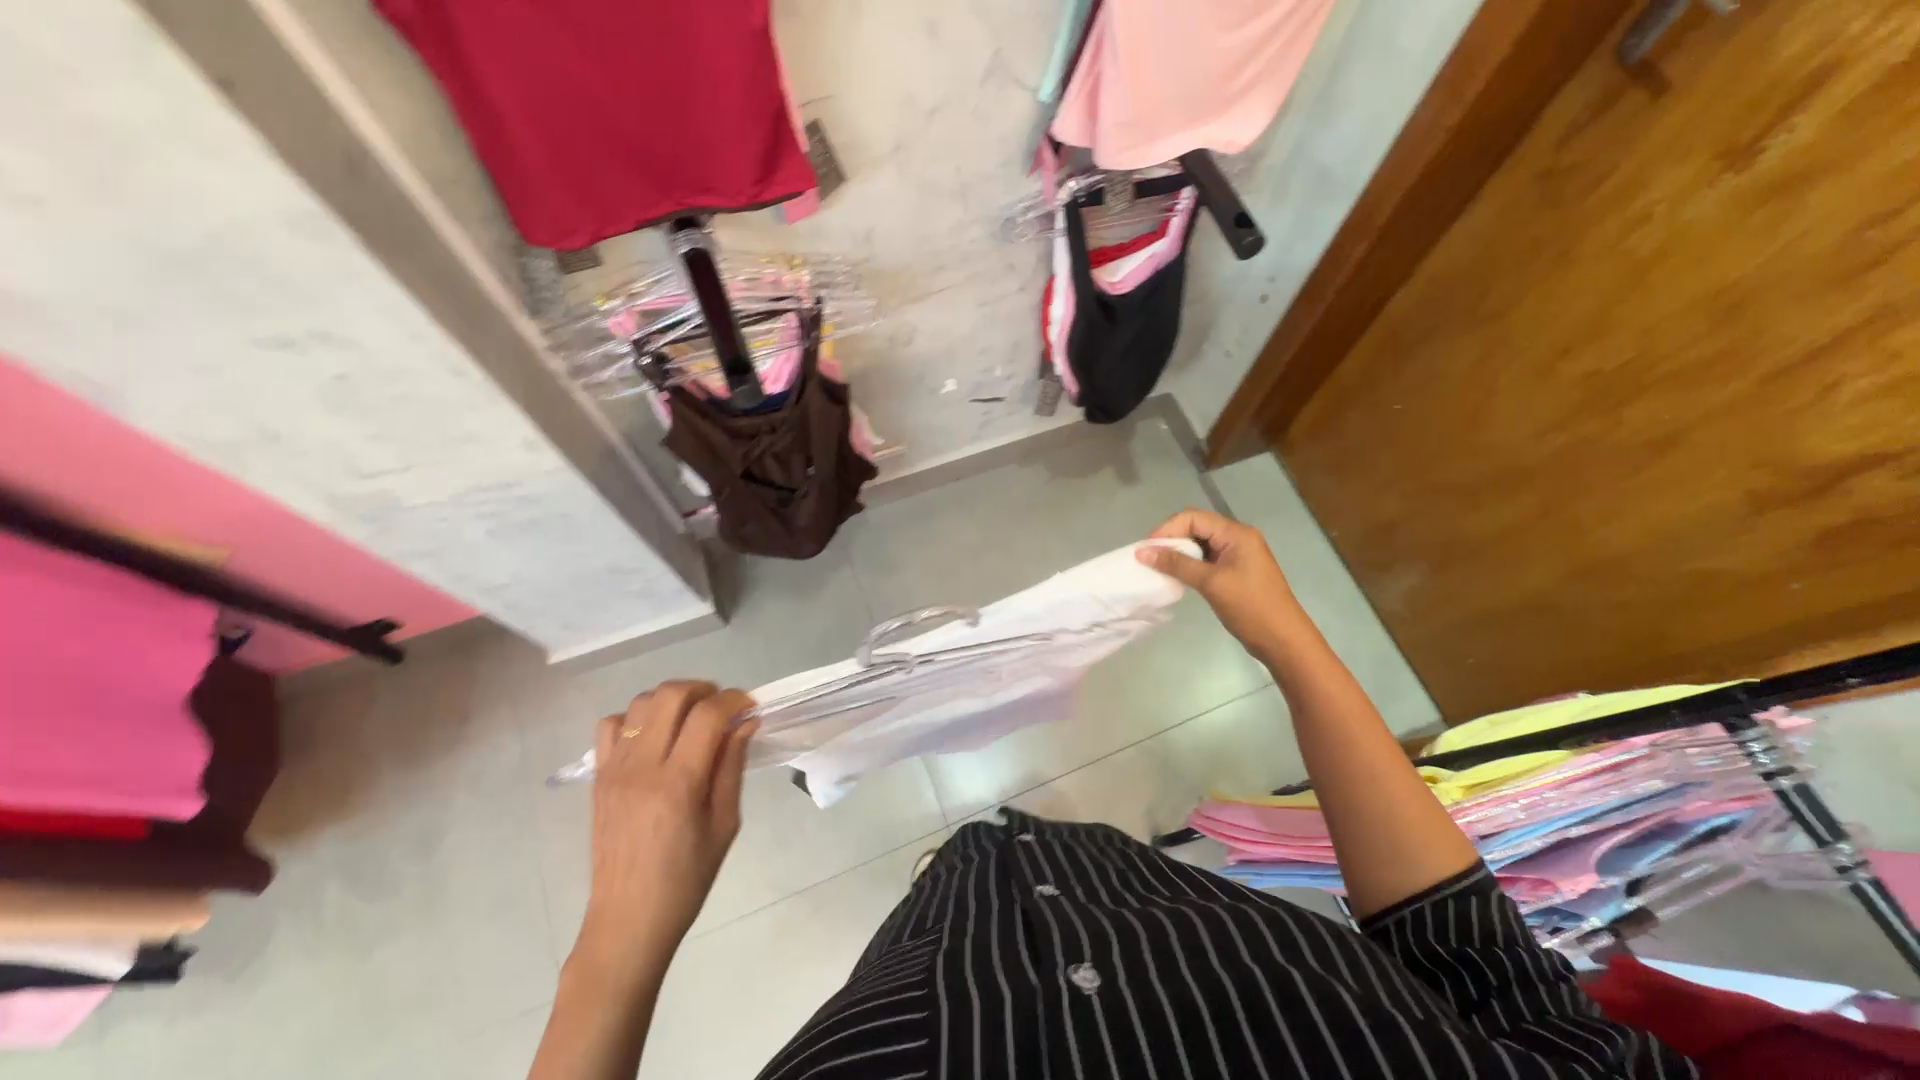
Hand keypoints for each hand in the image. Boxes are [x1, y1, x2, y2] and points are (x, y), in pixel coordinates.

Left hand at [575, 681, 759, 976]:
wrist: (628, 917)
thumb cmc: (687, 879)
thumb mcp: (725, 825)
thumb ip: (731, 767)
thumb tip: (744, 723)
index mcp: (678, 784)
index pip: (707, 715)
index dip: (734, 700)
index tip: (750, 707)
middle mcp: (641, 768)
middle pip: (670, 695)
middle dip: (703, 689)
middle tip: (722, 708)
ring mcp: (614, 770)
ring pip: (640, 702)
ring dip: (671, 700)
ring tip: (690, 720)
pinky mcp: (597, 777)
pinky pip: (610, 725)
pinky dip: (635, 718)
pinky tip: (654, 738)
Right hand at [1138, 508, 1309, 657]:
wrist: (1282, 639)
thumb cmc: (1250, 607)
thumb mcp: (1211, 583)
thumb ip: (1177, 565)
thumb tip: (1143, 552)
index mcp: (1237, 534)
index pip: (1194, 518)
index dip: (1168, 529)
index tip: (1147, 549)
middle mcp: (1238, 538)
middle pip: (1197, 528)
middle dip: (1172, 540)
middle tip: (1150, 559)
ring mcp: (1237, 556)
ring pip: (1201, 545)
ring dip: (1180, 554)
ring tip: (1159, 568)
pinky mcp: (1235, 572)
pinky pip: (1207, 560)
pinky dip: (1190, 566)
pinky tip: (1177, 578)